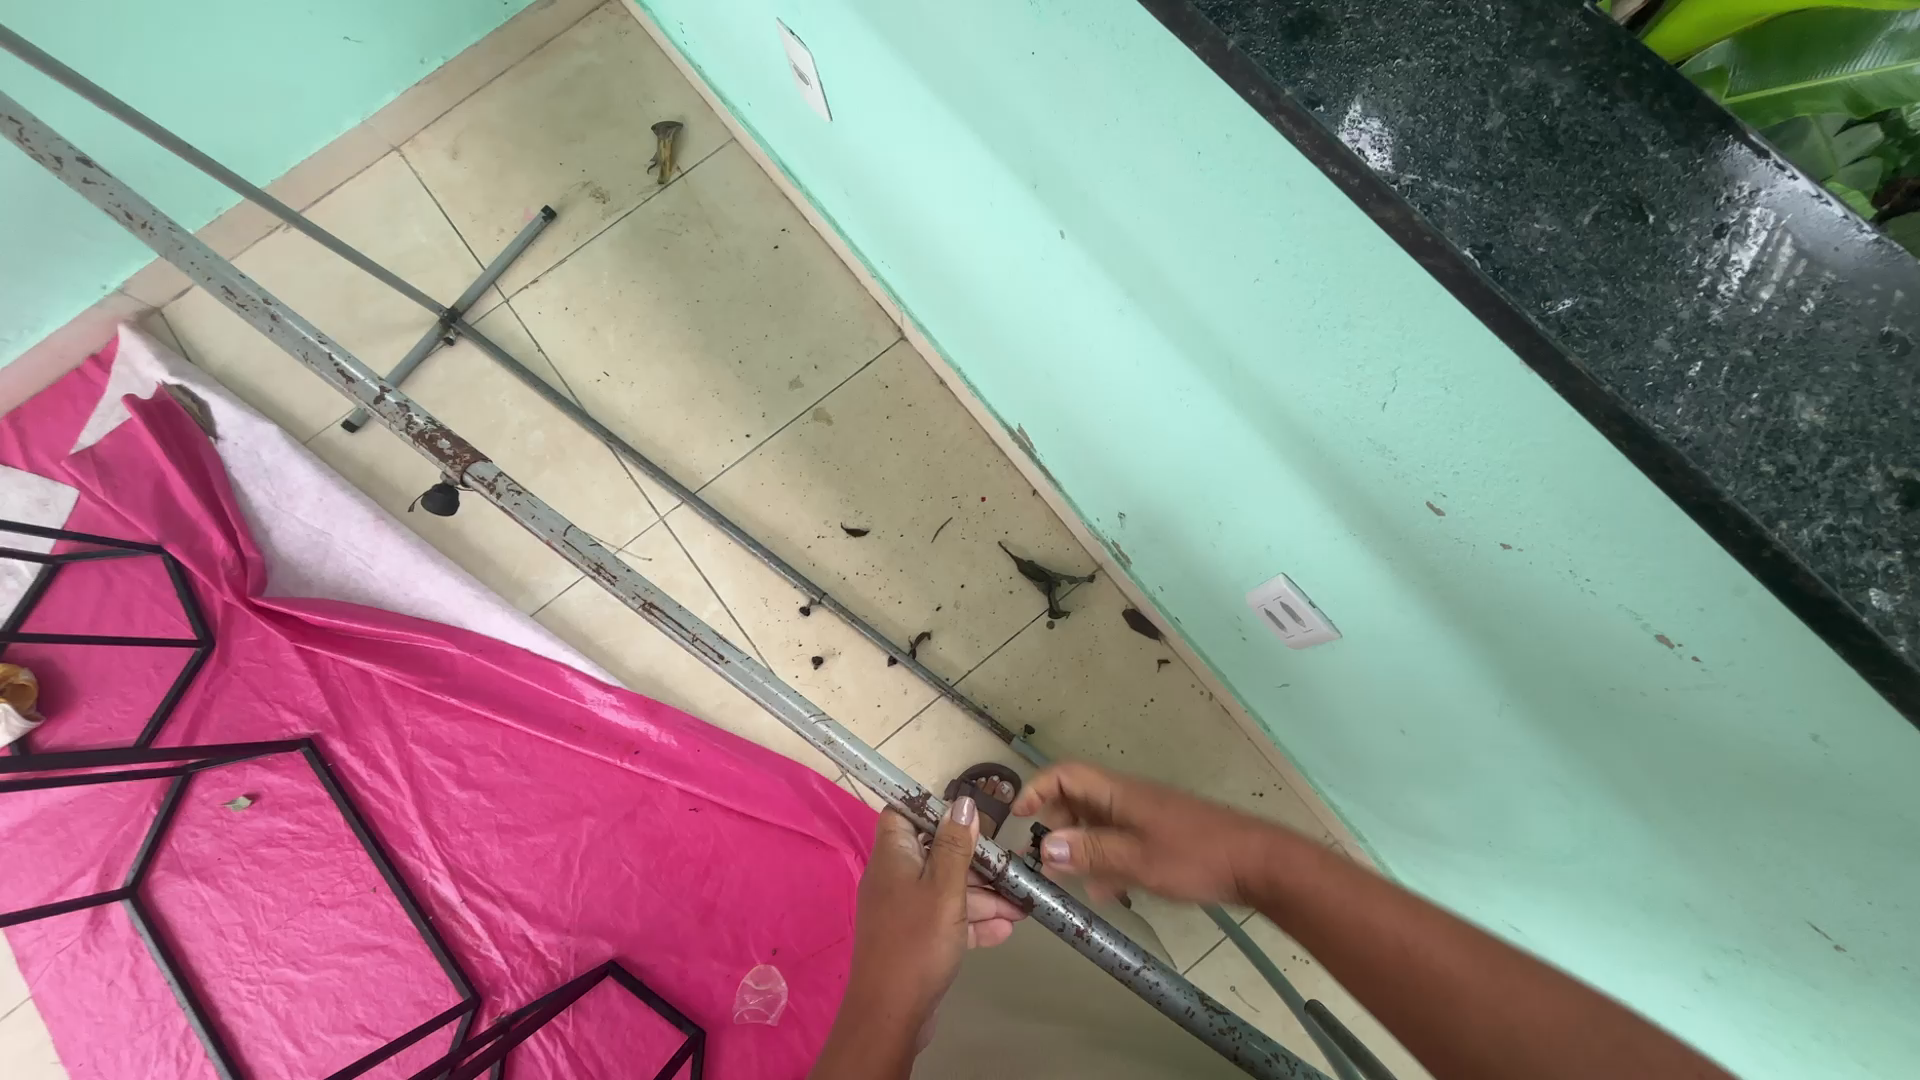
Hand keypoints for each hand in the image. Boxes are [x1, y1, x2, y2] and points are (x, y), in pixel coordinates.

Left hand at [844, 801, 1024, 1028]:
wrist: (890, 1018)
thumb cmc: (917, 942)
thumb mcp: (944, 888)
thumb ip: (956, 845)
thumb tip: (963, 802)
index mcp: (894, 856)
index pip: (903, 814)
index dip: (932, 809)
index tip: (967, 815)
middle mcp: (895, 877)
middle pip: (936, 854)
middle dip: (975, 862)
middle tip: (1010, 869)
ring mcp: (904, 910)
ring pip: (946, 889)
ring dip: (983, 897)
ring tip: (1021, 907)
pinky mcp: (915, 939)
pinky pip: (946, 919)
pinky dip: (972, 922)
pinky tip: (1005, 930)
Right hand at [1011, 761, 1278, 905]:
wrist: (1256, 863)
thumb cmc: (1195, 855)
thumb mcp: (1136, 859)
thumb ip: (1089, 852)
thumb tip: (1044, 846)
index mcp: (1117, 793)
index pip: (1065, 775)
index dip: (1037, 789)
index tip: (1017, 816)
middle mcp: (1126, 798)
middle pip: (1077, 799)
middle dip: (1054, 825)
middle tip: (1043, 859)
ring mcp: (1143, 816)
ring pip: (1096, 823)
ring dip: (1079, 847)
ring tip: (1070, 881)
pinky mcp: (1158, 835)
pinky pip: (1118, 840)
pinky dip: (1104, 859)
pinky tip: (1107, 890)